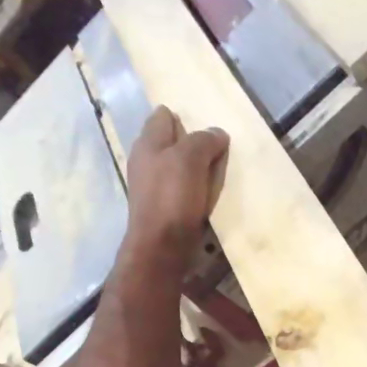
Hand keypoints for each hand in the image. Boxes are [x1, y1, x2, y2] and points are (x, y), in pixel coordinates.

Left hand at [125, 106, 228, 257]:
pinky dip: (197, 192)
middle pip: (173, 143)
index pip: (164, 116)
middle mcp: (147, 162)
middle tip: (218, 152)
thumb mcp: (189, 159)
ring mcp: (154, 188)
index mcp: (147, 143)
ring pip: (180, 169)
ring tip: (219, 175)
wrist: (162, 249)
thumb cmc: (172, 198)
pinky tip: (210, 198)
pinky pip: (184, 192)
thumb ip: (203, 141)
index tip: (207, 127)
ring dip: (198, 171)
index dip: (185, 118)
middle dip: (194, 144)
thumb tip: (218, 134)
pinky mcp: (164, 210)